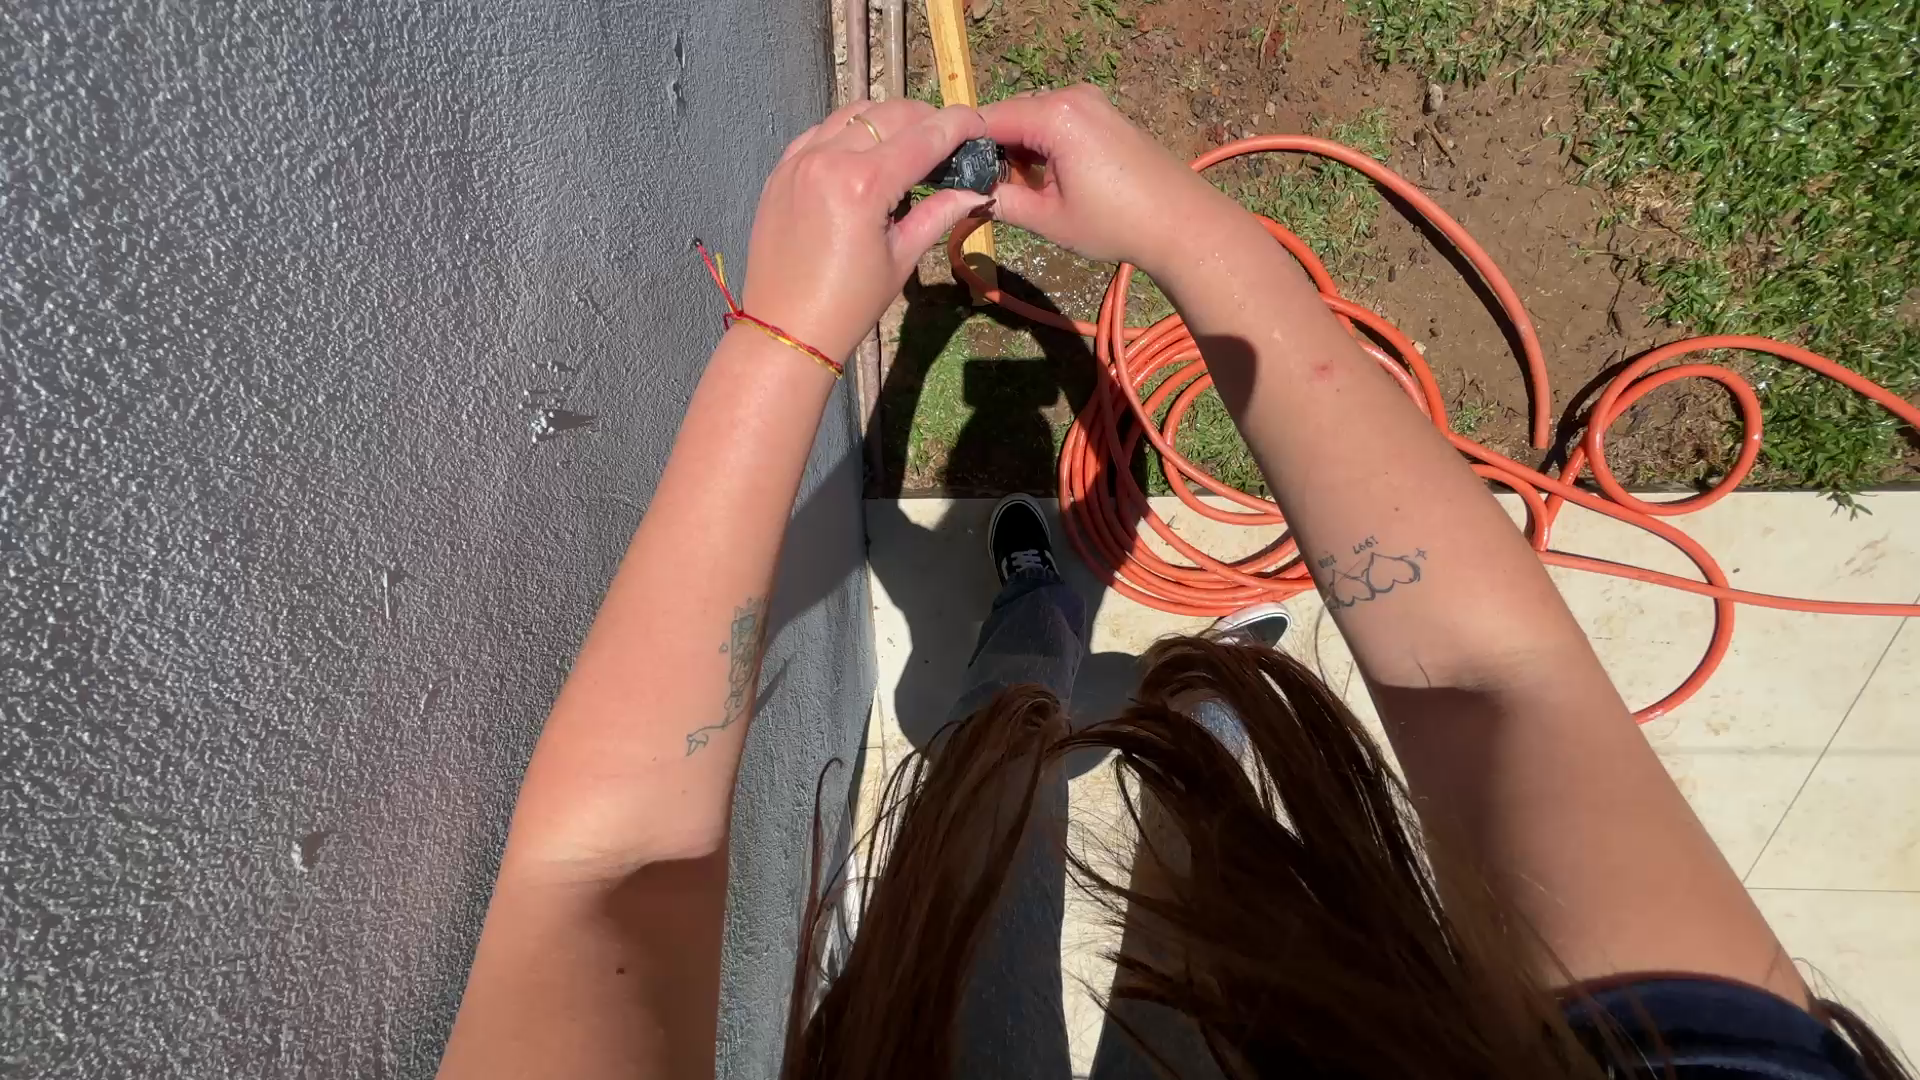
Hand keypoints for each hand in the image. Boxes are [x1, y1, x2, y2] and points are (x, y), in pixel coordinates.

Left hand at [740, 100, 991, 363]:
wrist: (787, 328)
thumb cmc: (849, 305)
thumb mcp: (900, 261)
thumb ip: (937, 216)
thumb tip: (976, 194)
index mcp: (864, 185)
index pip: (923, 138)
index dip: (957, 125)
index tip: (978, 122)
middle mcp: (829, 158)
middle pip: (889, 114)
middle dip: (925, 119)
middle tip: (947, 141)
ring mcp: (800, 159)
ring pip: (854, 114)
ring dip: (887, 121)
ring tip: (906, 146)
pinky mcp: (782, 169)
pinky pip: (822, 131)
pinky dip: (849, 132)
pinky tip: (864, 155)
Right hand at [980, 85, 1245, 271]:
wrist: (1178, 222)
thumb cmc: (1114, 223)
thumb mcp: (1048, 219)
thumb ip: (1002, 202)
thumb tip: (967, 195)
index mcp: (1054, 115)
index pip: (989, 119)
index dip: (964, 146)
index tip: (947, 174)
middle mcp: (1071, 96)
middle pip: (1010, 116)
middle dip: (992, 151)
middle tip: (980, 192)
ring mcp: (1090, 103)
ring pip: (1032, 121)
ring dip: (1017, 153)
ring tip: (1014, 194)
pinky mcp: (1102, 116)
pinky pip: (1055, 124)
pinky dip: (1040, 149)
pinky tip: (1043, 183)